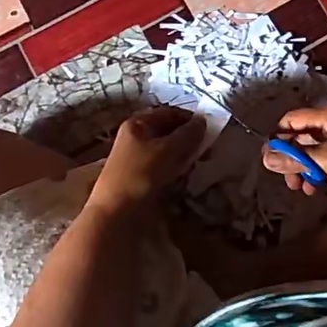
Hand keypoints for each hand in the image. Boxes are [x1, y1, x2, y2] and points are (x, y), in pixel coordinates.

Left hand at [90, 107, 206, 211]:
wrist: (116, 213)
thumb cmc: (140, 174)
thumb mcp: (167, 150)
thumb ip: (187, 134)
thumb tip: (203, 119)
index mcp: (138, 124)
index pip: (169, 113)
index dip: (189, 118)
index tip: (210, 128)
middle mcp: (137, 137)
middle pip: (169, 132)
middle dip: (188, 138)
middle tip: (208, 148)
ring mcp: (139, 158)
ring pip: (169, 150)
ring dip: (185, 155)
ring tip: (200, 162)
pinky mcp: (143, 177)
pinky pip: (165, 166)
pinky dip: (177, 168)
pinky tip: (187, 175)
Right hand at [261, 106, 326, 199]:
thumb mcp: (326, 158)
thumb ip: (295, 158)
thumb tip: (266, 158)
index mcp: (326, 117)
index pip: (292, 120)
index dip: (279, 137)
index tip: (273, 158)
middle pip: (301, 138)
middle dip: (292, 159)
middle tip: (289, 180)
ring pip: (314, 153)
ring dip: (305, 170)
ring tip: (306, 188)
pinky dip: (321, 174)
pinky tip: (324, 186)